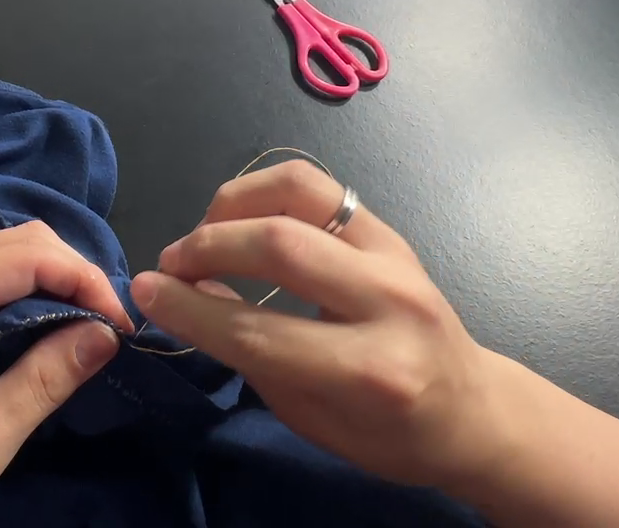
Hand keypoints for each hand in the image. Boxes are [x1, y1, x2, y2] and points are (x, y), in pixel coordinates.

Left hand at [0, 221, 130, 527]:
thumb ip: (46, 379)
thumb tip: (107, 334)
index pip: (31, 255)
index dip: (85, 279)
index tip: (120, 328)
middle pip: (26, 240)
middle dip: (77, 272)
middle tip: (110, 327)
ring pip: (17, 251)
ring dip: (61, 277)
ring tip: (92, 325)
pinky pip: (3, 273)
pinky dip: (40, 287)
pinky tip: (58, 322)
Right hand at [130, 160, 517, 490]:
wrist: (473, 409)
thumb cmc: (389, 434)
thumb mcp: (313, 422)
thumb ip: (250, 357)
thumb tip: (186, 297)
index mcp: (372, 373)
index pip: (258, 332)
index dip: (189, 309)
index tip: (145, 292)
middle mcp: (388, 303)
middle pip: (277, 247)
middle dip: (205, 247)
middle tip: (171, 264)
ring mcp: (392, 253)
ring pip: (294, 192)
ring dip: (231, 206)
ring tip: (206, 233)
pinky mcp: (386, 227)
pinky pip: (312, 183)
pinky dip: (262, 189)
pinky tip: (242, 216)